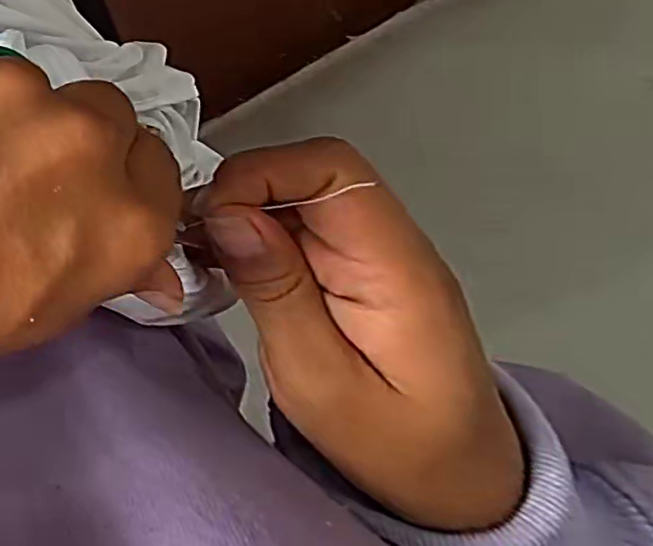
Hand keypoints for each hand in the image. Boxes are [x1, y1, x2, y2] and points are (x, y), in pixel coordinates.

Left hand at [0, 27, 182, 469]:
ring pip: (29, 81)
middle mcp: (85, 138)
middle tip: (10, 163)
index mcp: (123, 215)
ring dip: (0, 109)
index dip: (118, 175)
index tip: (81, 185)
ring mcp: (13, 83)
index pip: (155, 163)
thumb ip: (110, 266)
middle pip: (105, 108)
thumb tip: (162, 267)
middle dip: (71, 133)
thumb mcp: (39, 314)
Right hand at [198, 139, 524, 531]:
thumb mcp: (320, 383)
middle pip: (305, 169)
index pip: (331, 168)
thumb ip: (275, 292)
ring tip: (205, 253)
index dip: (263, 172)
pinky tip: (224, 261)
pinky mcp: (343, 257)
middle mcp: (385, 241)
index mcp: (396, 266)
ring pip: (290, 188)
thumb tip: (229, 214)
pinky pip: (289, 217)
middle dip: (240, 190)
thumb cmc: (398, 448)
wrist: (452, 483)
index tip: (216, 215)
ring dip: (238, 210)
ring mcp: (364, 246)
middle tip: (199, 237)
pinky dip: (247, 228)